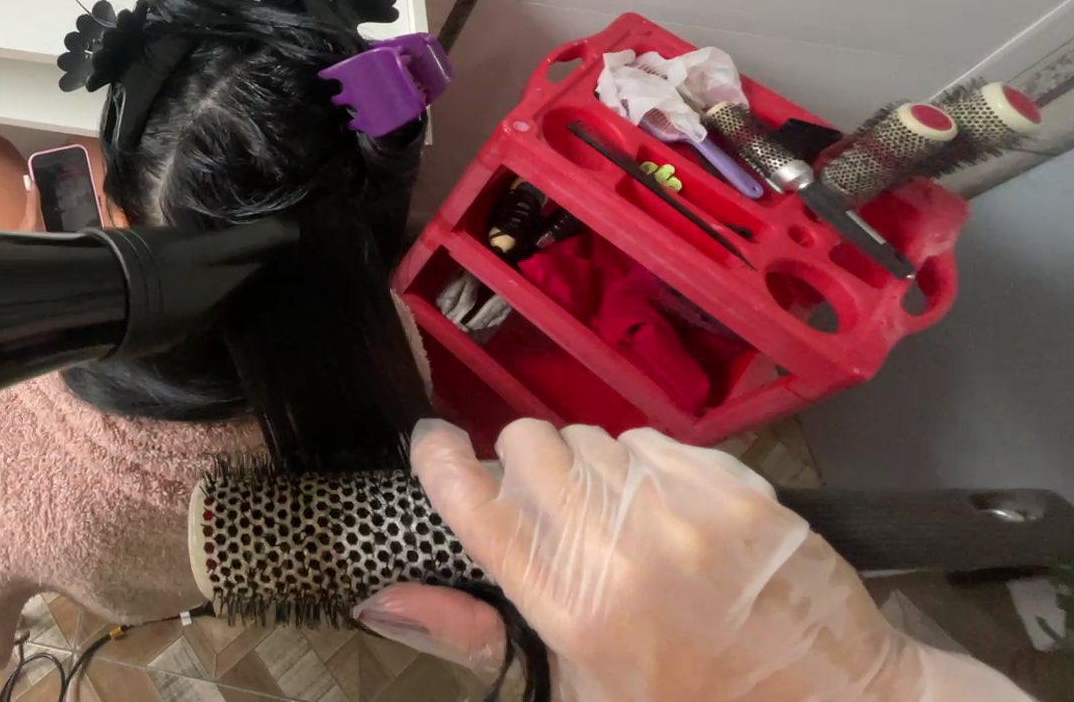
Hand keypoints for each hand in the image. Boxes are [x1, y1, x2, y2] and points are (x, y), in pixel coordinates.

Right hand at [352, 419, 1030, 700]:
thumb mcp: (568, 690)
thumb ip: (471, 635)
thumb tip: (379, 597)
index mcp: (570, 608)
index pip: (471, 500)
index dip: (438, 458)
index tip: (436, 445)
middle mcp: (618, 550)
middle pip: (524, 441)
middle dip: (526, 466)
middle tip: (555, 508)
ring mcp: (682, 513)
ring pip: (585, 435)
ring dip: (587, 467)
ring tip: (622, 518)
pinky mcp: (733, 489)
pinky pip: (645, 438)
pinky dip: (643, 465)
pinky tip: (671, 511)